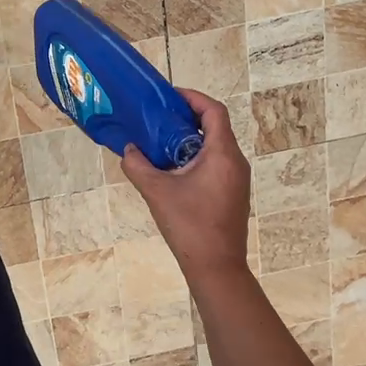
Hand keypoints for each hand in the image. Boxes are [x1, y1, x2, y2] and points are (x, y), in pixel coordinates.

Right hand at [121, 89, 251, 281]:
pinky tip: (173, 167)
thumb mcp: (156, 191)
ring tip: (161, 140)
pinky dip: (197, 154)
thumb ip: (137, 165)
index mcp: (222, 154)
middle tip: (158, 116)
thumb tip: (128, 148)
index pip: (213, 111)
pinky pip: (217, 161)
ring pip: (215, 145)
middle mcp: (235, 161)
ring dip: (190, 137)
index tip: (168, 97)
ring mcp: (237, 179)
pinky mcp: (233, 193)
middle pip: (215, 125)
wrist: (216, 269)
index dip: (192, 98)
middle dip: (186, 116)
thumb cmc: (189, 225)